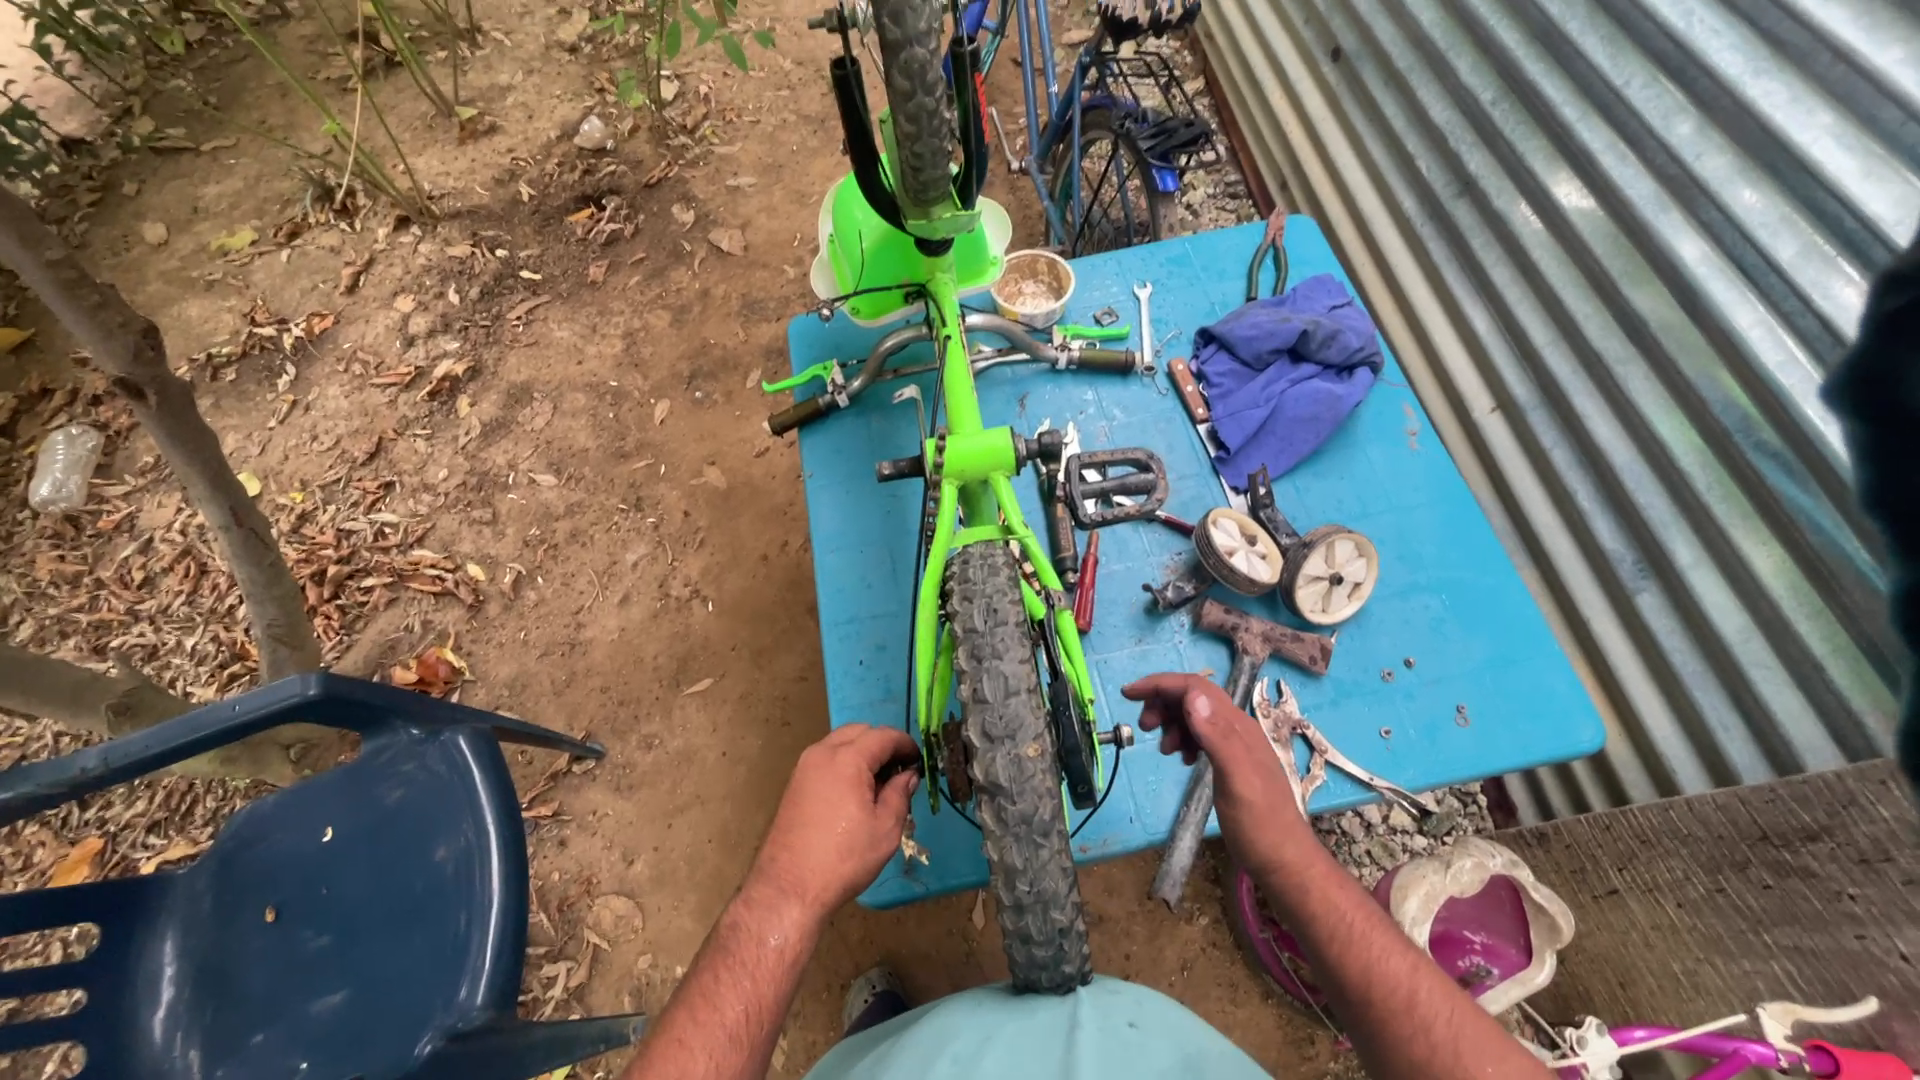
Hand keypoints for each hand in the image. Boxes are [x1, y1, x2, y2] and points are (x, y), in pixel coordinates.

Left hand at [747, 724, 919, 924]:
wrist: (789, 888)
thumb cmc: (844, 858)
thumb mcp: (885, 829)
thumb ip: (900, 794)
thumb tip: (908, 776)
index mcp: (847, 759)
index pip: (883, 735)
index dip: (905, 744)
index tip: (918, 760)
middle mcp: (822, 754)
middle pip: (858, 732)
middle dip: (882, 744)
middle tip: (899, 770)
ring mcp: (804, 767)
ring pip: (839, 743)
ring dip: (862, 752)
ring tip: (878, 783)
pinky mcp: (794, 784)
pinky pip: (826, 759)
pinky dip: (844, 763)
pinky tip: (854, 792)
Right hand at [1122, 673, 1312, 874]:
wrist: (1283, 861)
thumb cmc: (1259, 823)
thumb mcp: (1237, 780)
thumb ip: (1217, 737)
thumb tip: (1191, 697)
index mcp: (1238, 727)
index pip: (1196, 687)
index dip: (1160, 684)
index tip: (1129, 694)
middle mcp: (1237, 729)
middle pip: (1193, 697)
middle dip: (1163, 703)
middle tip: (1145, 727)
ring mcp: (1235, 746)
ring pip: (1195, 715)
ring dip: (1172, 722)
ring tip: (1164, 748)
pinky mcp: (1230, 763)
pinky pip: (1201, 736)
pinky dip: (1184, 740)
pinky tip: (1182, 759)